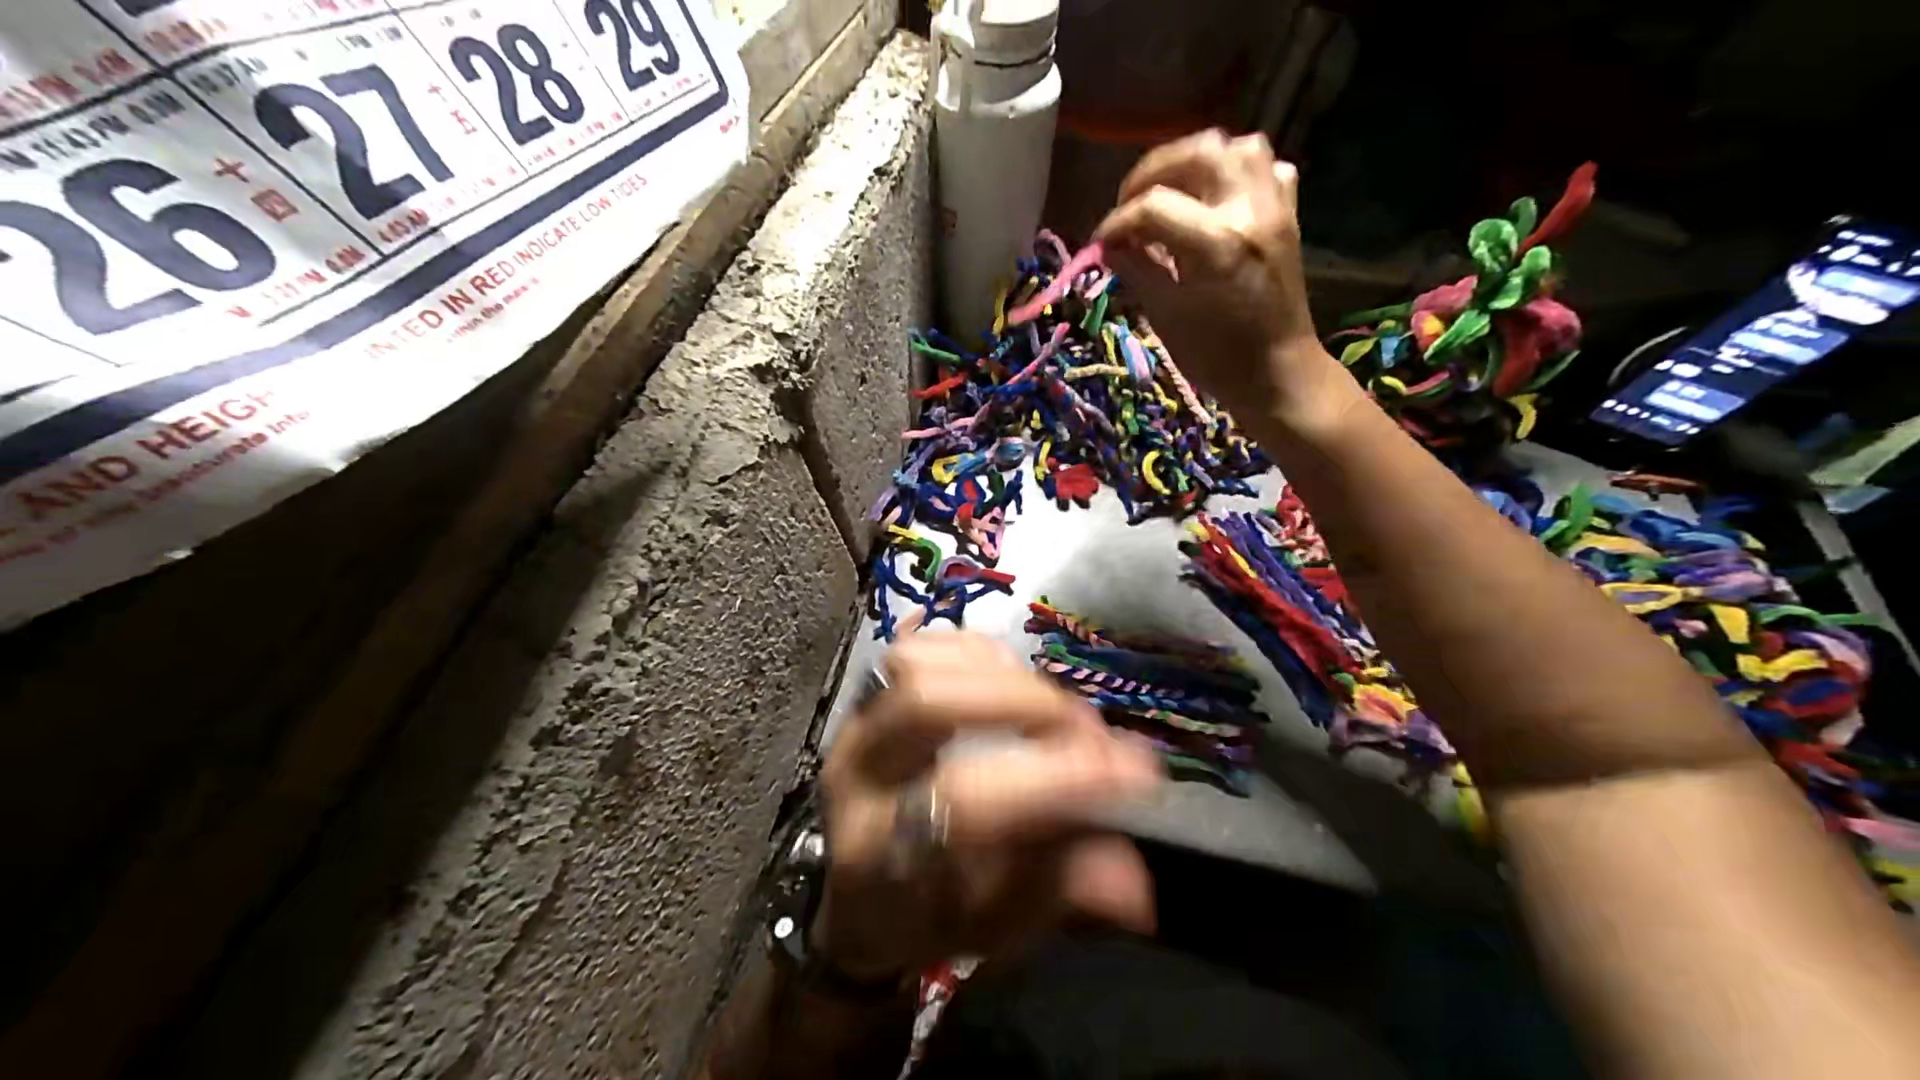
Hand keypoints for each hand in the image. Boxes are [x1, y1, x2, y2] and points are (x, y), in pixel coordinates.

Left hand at [813, 632, 1161, 980]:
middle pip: (927, 704)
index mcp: (877, 854)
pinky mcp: (866, 696)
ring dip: (1002, 675)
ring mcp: (854, 726)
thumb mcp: (990, 929)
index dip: (1051, 780)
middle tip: (1092, 734)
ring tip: (1054, 712)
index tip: (1130, 773)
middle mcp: (855, 775)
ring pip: (917, 664)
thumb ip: (1052, 895)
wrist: (854, 891)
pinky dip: (978, 655)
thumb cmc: (926, 916)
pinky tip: (1015, 684)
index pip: (962, 802)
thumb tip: (1132, 881)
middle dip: (1025, 703)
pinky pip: (919, 647)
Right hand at [1093, 130, 1359, 433]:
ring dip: (1196, 162)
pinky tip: (1215, 200)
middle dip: (1152, 172)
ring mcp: (1275, 208)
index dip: (1116, 222)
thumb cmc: (1216, 356)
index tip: (1100, 243)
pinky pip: (1266, 168)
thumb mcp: (1165, 315)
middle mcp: (1249, 210)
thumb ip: (1137, 268)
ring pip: (1237, 148)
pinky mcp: (1288, 216)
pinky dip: (1235, 173)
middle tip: (1131, 204)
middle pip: (1197, 153)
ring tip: (1172, 191)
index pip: (1152, 207)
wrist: (1277, 373)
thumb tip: (1109, 244)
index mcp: (1216, 243)